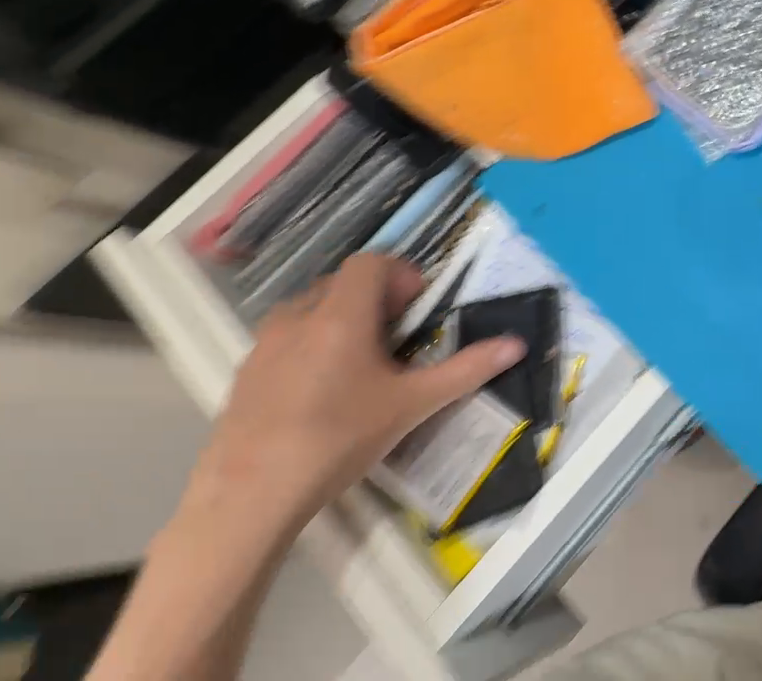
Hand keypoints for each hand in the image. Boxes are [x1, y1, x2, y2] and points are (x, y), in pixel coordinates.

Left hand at [190, 254, 524, 531]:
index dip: (402, 277)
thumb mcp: (413, 405)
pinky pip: (286, 341)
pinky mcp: (245, 375)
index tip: (418, 314)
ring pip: (311, 311)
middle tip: (400, 343)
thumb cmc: (339, 440)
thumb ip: (466, 370)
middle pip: (342, 283)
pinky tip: (324, 397)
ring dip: (342, 322)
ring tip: (363, 369)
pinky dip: (312, 348)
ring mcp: (264, 346)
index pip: (371, 263)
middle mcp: (298, 318)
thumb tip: (517, 344)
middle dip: (376, 301)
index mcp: (341, 316)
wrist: (249, 499)